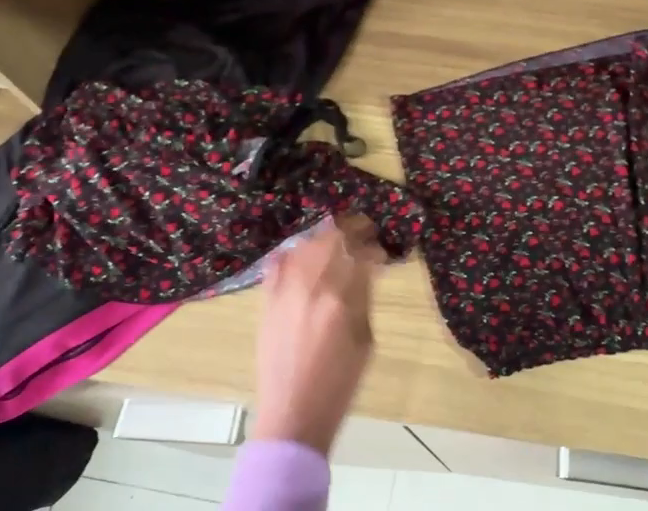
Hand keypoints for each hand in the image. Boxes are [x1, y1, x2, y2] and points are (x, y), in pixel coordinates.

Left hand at [249, 216, 384, 453]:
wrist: (292, 414)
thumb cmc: (338, 384)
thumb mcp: (365, 341)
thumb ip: (363, 300)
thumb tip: (367, 270)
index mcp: (342, 299)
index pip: (361, 254)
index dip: (374, 247)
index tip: (380, 251)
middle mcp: (312, 287)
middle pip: (333, 239)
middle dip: (352, 232)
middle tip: (361, 236)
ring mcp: (285, 291)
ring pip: (306, 244)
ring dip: (324, 240)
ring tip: (334, 245)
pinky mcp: (266, 300)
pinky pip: (278, 263)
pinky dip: (293, 255)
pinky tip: (302, 258)